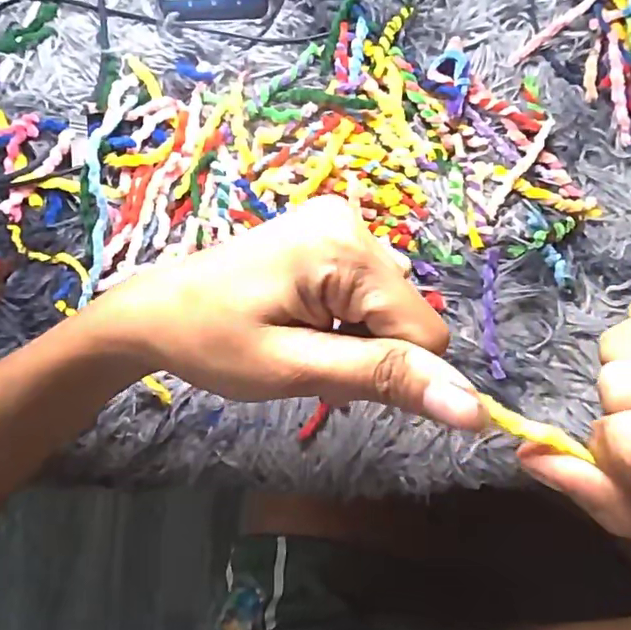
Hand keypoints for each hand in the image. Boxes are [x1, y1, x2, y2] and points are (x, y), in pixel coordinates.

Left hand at [86, 196, 488, 427]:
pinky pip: (369, 290)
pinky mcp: (330, 234)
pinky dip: (349, 320)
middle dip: (370, 351)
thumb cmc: (211, 341)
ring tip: (300, 340)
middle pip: (409, 314)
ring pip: (391, 306)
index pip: (426, 331)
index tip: (338, 379)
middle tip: (308, 357)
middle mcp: (353, 221)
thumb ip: (385, 379)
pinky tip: (305, 322)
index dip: (394, 371)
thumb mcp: (296, 368)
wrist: (155, 311)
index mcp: (345, 247)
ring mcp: (340, 222)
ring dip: (359, 338)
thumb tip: (475, 408)